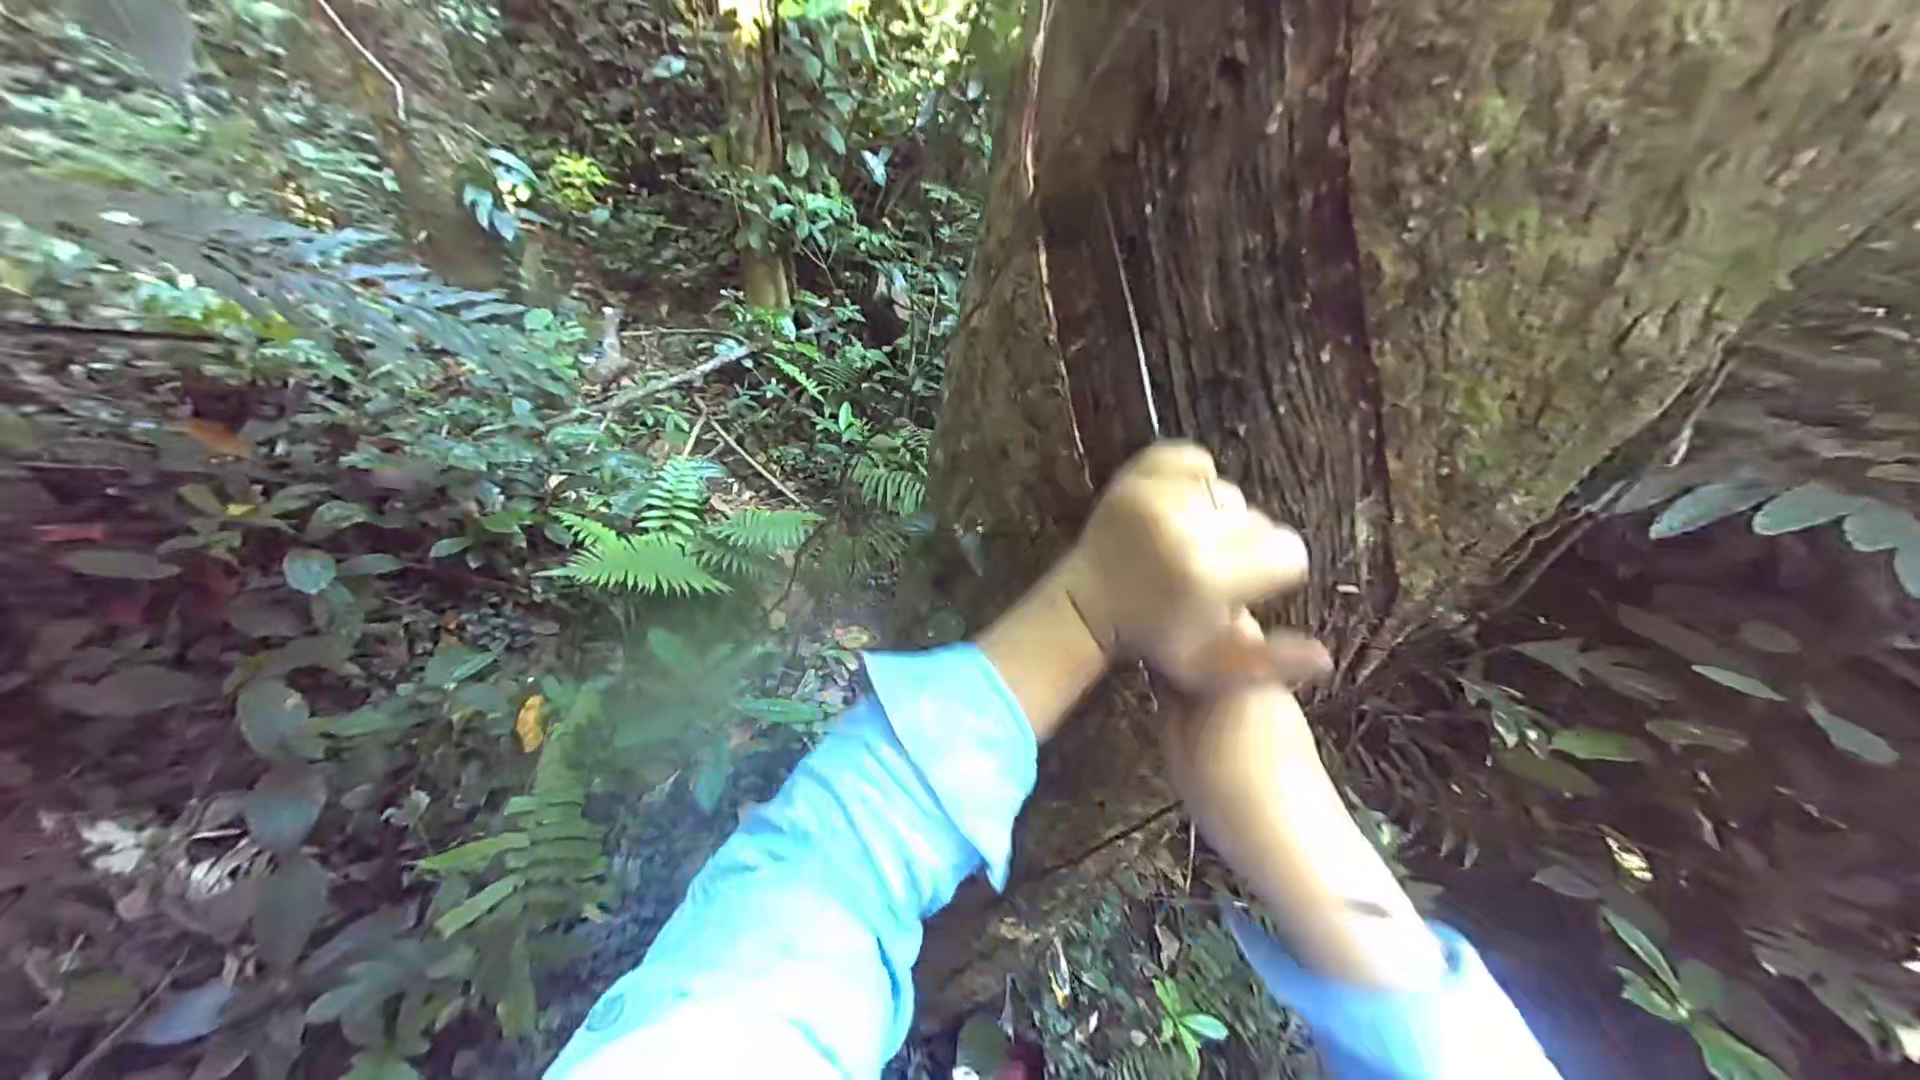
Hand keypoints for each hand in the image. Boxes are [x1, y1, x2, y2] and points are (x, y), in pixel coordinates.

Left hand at [1052, 442, 1328, 690]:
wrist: (1086, 605)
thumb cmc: (1154, 638)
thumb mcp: (1210, 665)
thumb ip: (1269, 662)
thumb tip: (1326, 657)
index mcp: (1207, 581)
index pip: (1288, 553)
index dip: (1276, 570)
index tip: (1250, 581)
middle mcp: (1183, 534)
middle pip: (1258, 520)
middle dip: (1245, 545)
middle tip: (1213, 564)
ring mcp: (1154, 499)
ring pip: (1226, 491)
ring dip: (1218, 514)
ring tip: (1192, 539)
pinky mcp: (1134, 477)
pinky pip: (1190, 458)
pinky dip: (1193, 477)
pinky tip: (1182, 506)